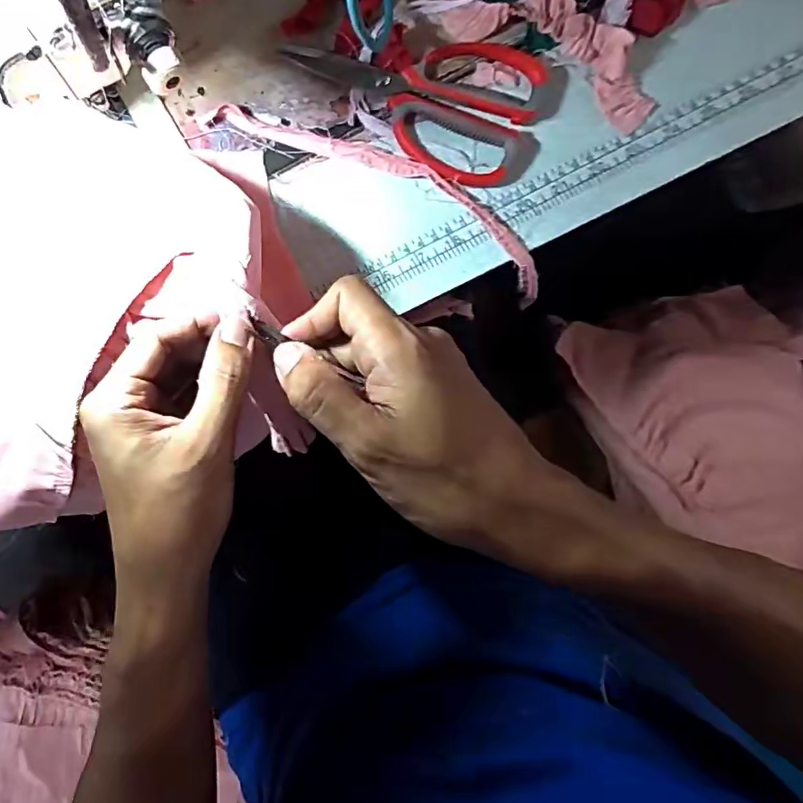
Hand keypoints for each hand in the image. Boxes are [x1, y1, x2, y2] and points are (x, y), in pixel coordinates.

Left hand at [79, 313, 254, 590]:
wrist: (167, 577)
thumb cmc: (181, 511)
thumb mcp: (207, 439)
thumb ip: (224, 376)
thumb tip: (239, 320)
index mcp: (112, 399)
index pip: (156, 339)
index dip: (199, 323)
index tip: (244, 317)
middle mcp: (115, 402)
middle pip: (165, 353)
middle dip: (208, 342)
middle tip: (254, 335)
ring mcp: (134, 419)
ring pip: (176, 373)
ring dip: (211, 363)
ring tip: (252, 353)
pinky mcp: (154, 434)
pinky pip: (181, 396)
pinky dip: (208, 386)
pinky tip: (237, 380)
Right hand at [272, 277, 606, 567]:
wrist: (519, 507)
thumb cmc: (440, 478)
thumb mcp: (367, 442)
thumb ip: (319, 394)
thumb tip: (283, 353)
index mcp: (400, 343)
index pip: (345, 295)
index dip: (310, 320)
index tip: (288, 364)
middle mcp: (420, 339)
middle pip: (355, 326)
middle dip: (321, 359)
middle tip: (303, 410)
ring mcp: (436, 361)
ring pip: (371, 352)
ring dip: (342, 380)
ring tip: (331, 426)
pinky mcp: (444, 383)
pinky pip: (392, 371)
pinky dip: (367, 391)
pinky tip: (363, 429)